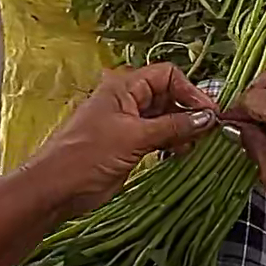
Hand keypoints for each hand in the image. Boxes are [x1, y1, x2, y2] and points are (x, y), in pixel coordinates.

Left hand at [21, 64, 217, 216]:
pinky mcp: (131, 144)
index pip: (168, 75)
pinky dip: (174, 141)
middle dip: (190, 110)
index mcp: (124, 86)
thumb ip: (174, 125)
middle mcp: (129, 100)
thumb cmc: (87, 155)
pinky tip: (182, 152)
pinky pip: (160, 135)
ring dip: (184, 128)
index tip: (209, 111)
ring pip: (167, 117)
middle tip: (209, 129)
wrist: (56, 190)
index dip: (190, 90)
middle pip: (170, 95)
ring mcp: (130, 122)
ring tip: (197, 143)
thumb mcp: (135, 136)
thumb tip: (208, 117)